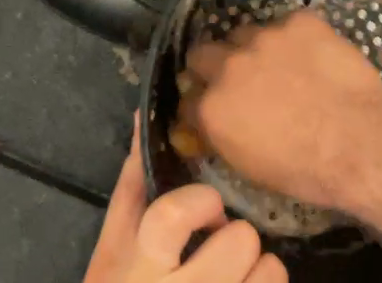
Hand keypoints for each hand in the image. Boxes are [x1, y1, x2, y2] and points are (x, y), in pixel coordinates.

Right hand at [84, 121, 286, 282]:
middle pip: (240, 241)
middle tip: (220, 256)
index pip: (179, 212)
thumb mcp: (111, 254)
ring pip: (270, 273)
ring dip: (258, 274)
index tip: (203, 212)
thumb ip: (131, 188)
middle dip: (234, 244)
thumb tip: (143, 115)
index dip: (200, 205)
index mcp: (139, 268)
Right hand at [183, 12, 381, 210]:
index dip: (198, 103)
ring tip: (281, 65)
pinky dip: (295, 38)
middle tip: (238, 79)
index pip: (187, 99)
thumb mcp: (249, 166)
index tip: (208, 107)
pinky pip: (288, 24)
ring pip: (246, 33)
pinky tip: (313, 56)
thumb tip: (211, 124)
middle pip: (204, 53)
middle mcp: (231, 65)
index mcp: (213, 107)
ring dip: (254, 49)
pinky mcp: (300, 20)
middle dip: (213, 65)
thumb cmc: (305, 169)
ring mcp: (266, 37)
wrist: (359, 141)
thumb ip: (221, 135)